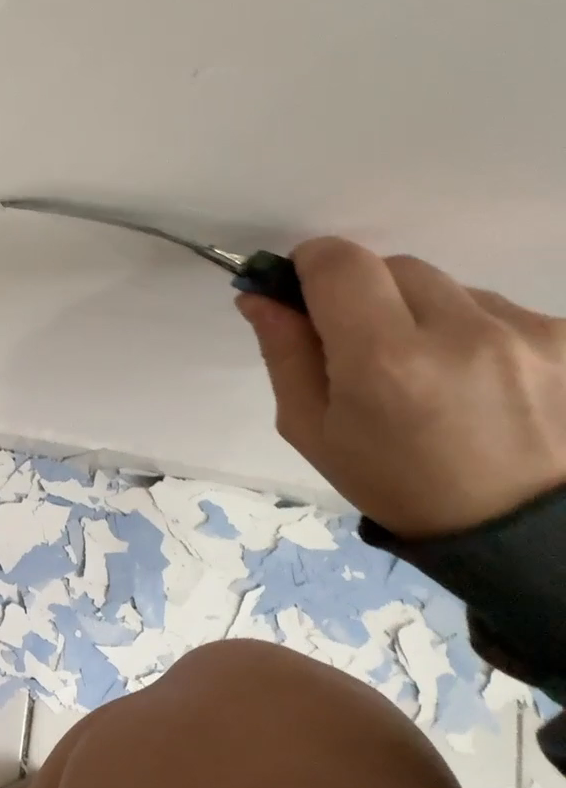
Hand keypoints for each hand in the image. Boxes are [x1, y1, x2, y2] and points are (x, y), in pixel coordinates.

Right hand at [238, 236, 565, 538]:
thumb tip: (261, 298)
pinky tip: (473, 378)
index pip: (341, 263)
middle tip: (355, 340)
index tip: (299, 286)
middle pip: (393, 265)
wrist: (519, 524)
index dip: (311, 264)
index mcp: (383, 359)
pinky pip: (495, 309)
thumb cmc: (392, 479)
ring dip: (420, 312)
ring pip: (446, 287)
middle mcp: (460, 331)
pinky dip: (469, 330)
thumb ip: (285, 352)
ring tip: (425, 371)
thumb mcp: (310, 426)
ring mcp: (526, 330)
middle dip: (362, 291)